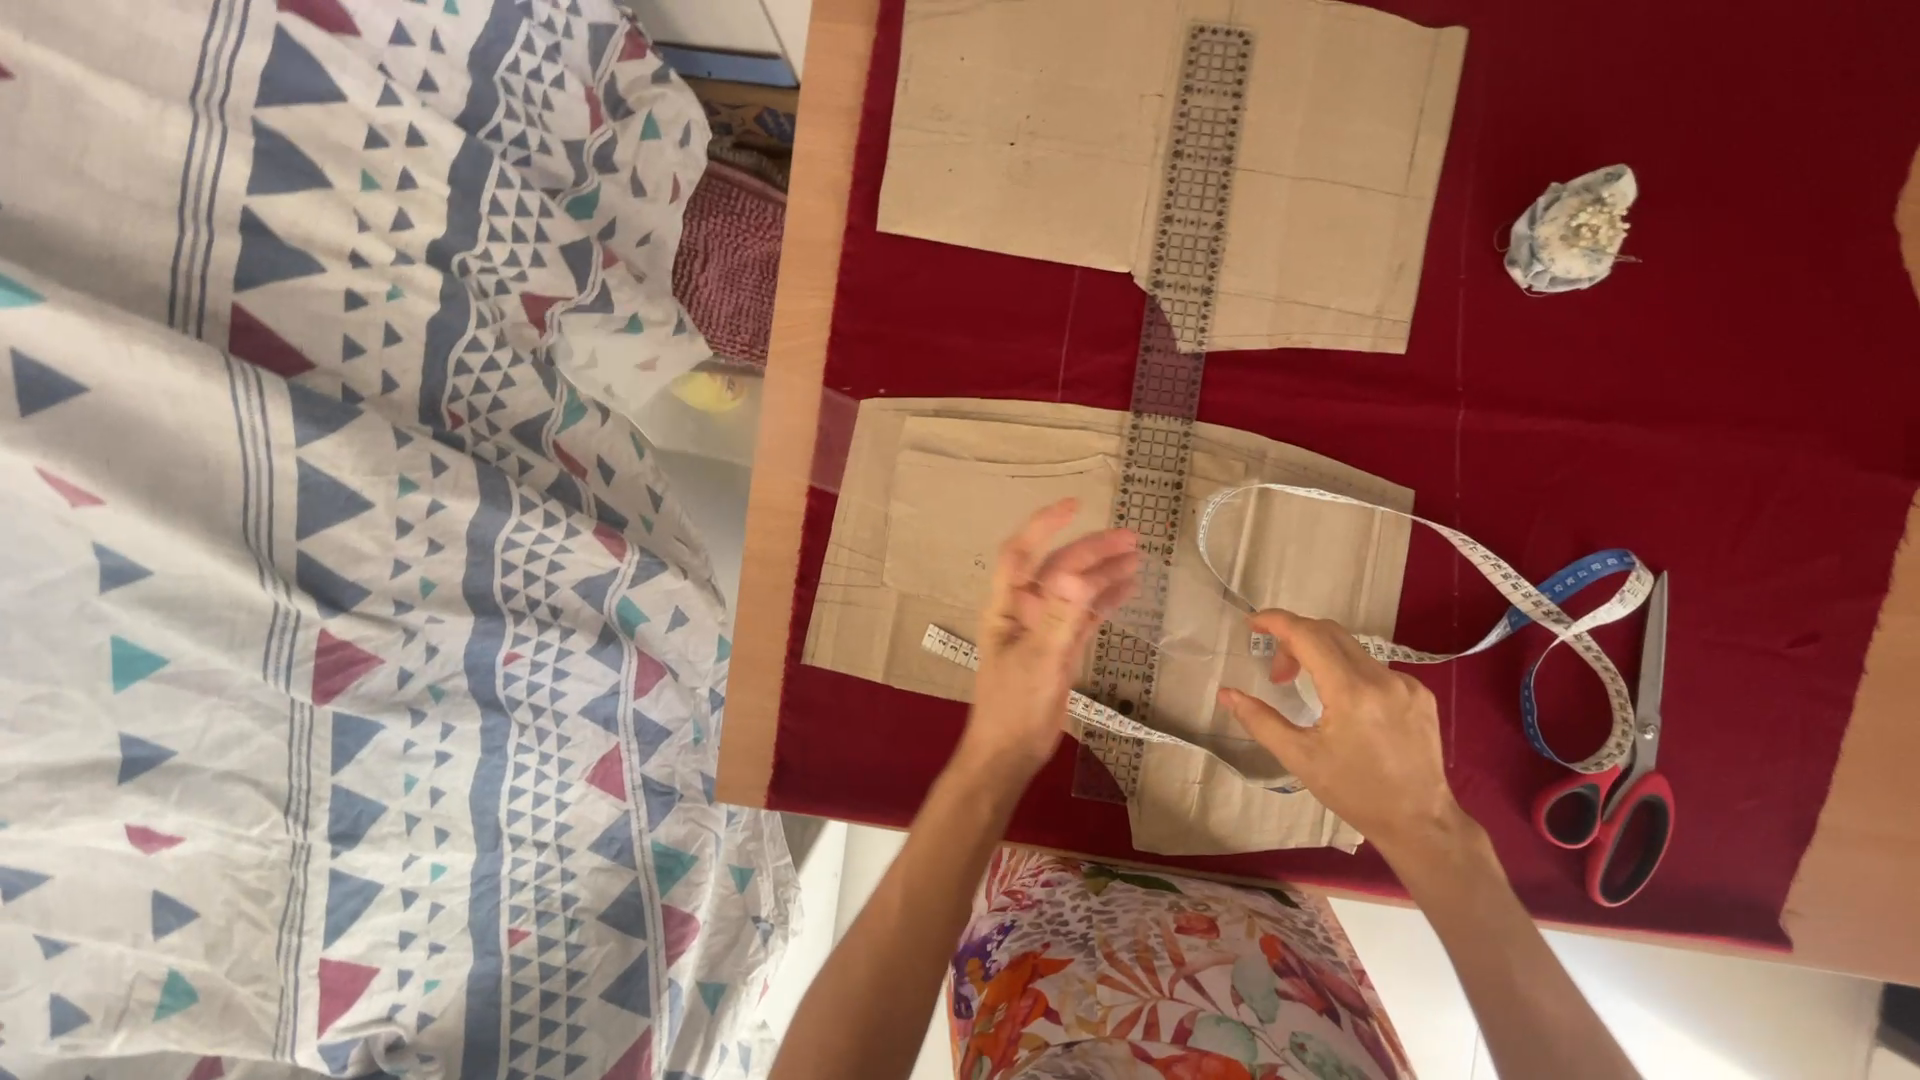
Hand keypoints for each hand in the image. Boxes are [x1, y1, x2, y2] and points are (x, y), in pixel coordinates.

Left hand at [959, 499, 1138, 779]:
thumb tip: (1078, 576)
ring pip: (1076, 590)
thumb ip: (1059, 618)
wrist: (1010, 752)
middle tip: (1131, 539)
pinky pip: (1085, 615)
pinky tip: (1129, 588)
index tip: (1075, 506)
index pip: (1021, 554)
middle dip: (1091, 550)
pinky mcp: (1060, 646)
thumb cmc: (1013, 706)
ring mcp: (1044, 627)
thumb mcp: (1038, 661)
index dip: (1044, 526)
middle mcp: (1024, 610)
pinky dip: (1105, 601)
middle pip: (1058, 569)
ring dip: (1103, 573)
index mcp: (1006, 606)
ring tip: (1137, 557)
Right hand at [1216, 610, 1472, 859]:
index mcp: (1350, 691)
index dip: (1276, 621)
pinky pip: (1374, 668)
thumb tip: (1226, 693)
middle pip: (1329, 633)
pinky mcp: (1420, 694)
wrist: (1420, 822)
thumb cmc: (1354, 792)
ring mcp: (1406, 684)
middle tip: (1277, 674)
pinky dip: (1348, 673)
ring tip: (1308, 692)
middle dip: (1295, 640)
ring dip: (1321, 657)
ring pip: (1352, 649)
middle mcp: (1382, 678)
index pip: (1308, 635)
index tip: (1252, 622)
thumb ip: (1259, 720)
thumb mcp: (1299, 758)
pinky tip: (1345, 707)